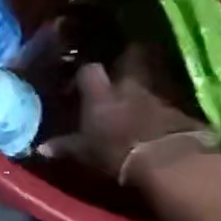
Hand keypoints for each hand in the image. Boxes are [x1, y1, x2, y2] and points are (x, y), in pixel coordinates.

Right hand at [38, 45, 213, 181]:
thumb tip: (40, 149)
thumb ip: (64, 147)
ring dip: (144, 86)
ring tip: (137, 98)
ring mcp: (158, 95)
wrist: (166, 162)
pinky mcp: (180, 109)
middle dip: (125, 59)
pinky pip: (168, 101)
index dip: (84, 74)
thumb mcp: (84, 153)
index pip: (89, 71)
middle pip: (130, 58)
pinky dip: (162, 107)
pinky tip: (157, 119)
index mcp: (102, 95)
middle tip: (118, 70)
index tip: (80, 83)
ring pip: (150, 80)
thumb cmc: (116, 153)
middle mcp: (129, 87)